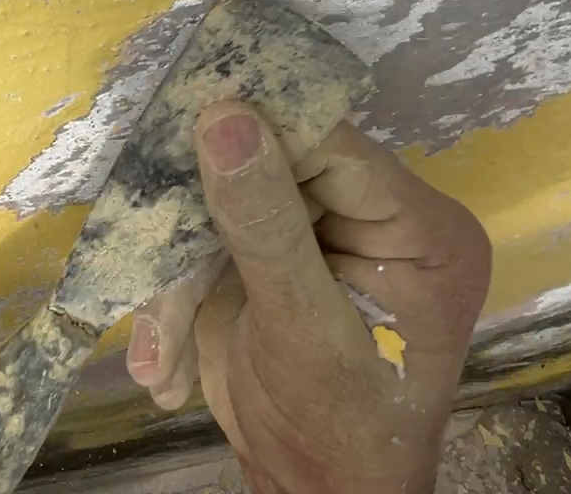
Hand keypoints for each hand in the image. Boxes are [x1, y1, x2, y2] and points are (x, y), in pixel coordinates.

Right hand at [123, 102, 491, 493]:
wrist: (309, 490)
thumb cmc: (338, 427)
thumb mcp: (304, 329)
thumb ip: (265, 223)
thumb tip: (224, 114)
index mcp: (416, 225)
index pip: (329, 144)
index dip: (258, 129)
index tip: (183, 124)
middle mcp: (368, 212)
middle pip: (270, 159)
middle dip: (205, 200)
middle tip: (155, 230)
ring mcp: (309, 225)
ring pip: (226, 191)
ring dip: (180, 253)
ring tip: (162, 324)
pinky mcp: (262, 242)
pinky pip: (207, 225)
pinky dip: (174, 276)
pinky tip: (164, 352)